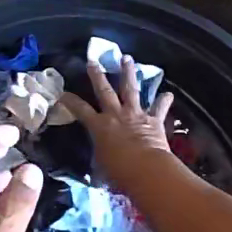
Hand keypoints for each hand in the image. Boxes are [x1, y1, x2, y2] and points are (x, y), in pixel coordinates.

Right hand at [59, 57, 177, 181]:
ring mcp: (135, 115)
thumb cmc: (119, 171)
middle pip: (104, 91)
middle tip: (92, 62)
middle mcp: (115, 115)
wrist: (146, 169)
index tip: (62, 93)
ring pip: (130, 89)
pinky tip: (168, 94)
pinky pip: (159, 108)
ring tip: (127, 58)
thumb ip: (100, 161)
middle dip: (97, 76)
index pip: (80, 110)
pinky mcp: (154, 120)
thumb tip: (98, 173)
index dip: (70, 101)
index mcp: (99, 126)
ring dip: (128, 73)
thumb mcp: (101, 167)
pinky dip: (164, 101)